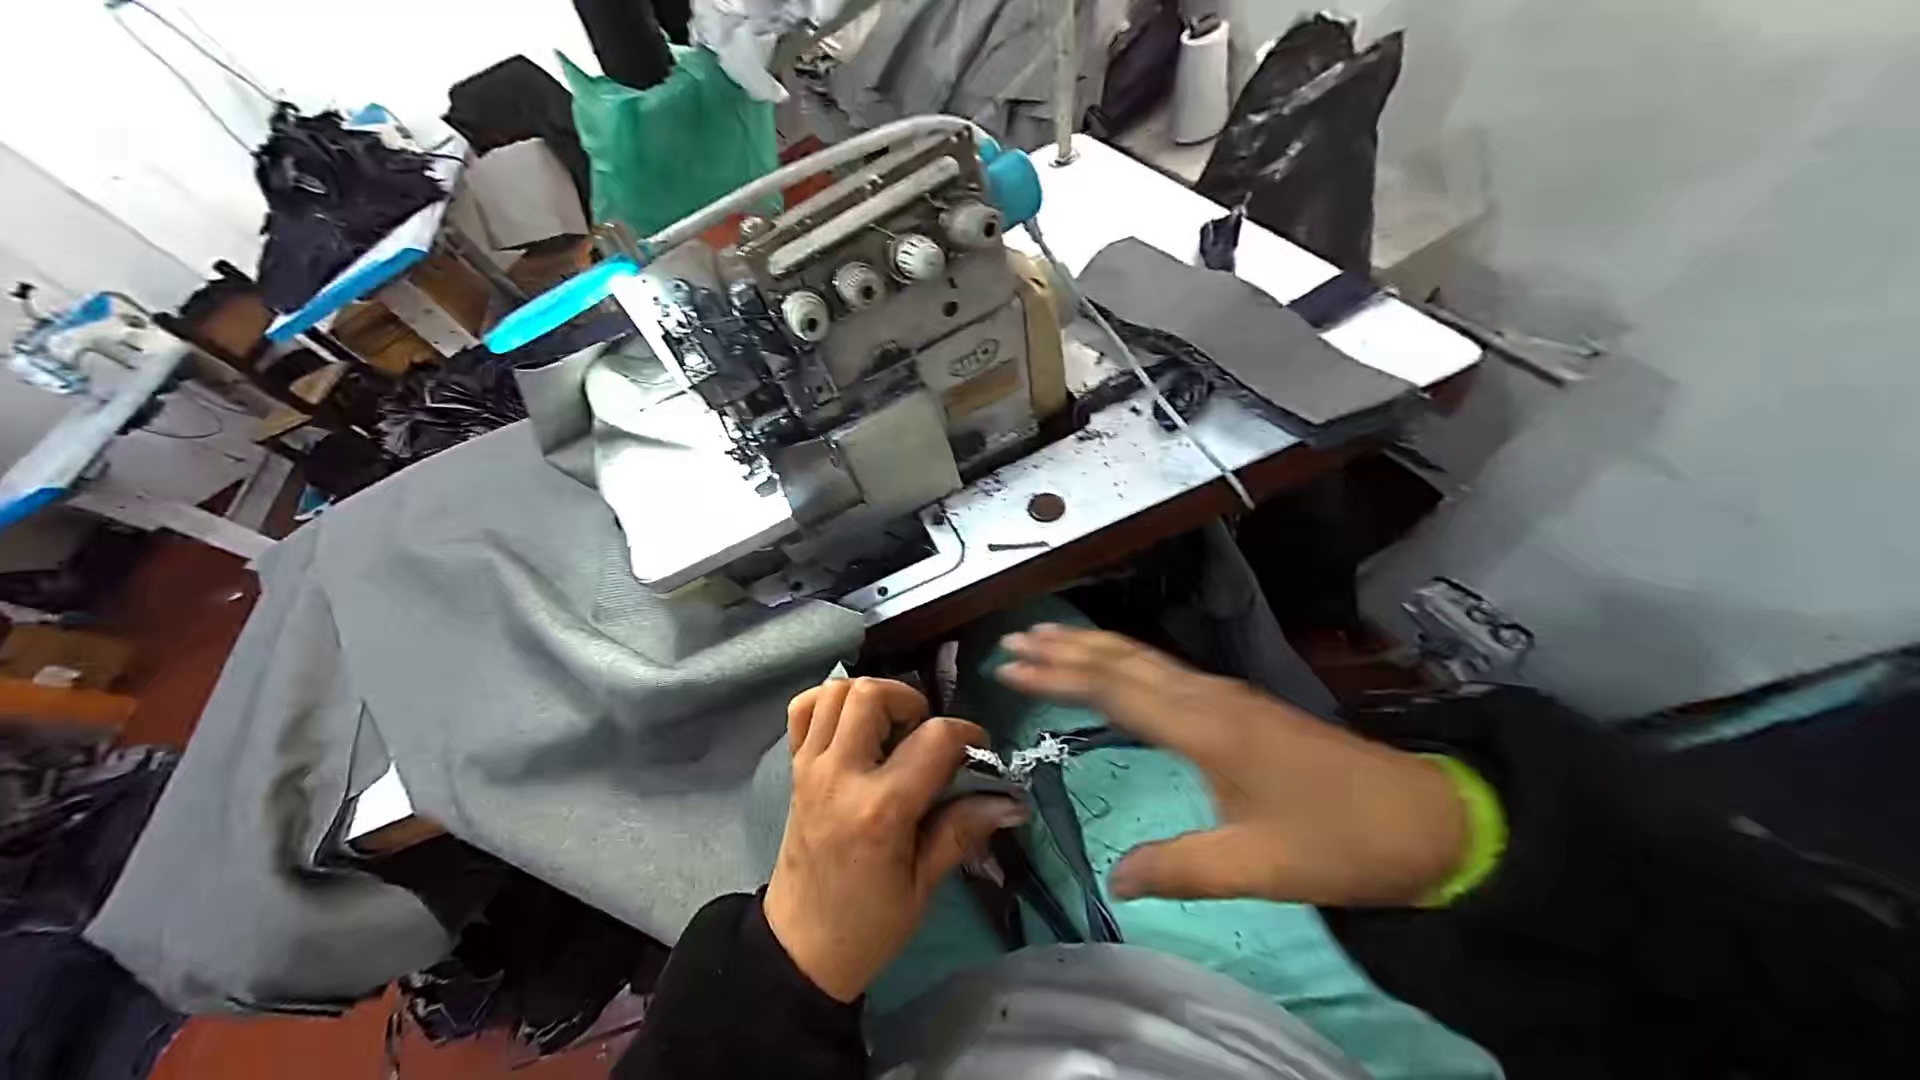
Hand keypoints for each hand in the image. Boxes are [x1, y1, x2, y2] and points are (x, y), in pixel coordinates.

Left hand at [764, 677, 1028, 1001]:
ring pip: (837, 692)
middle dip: (911, 700)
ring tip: (892, 726)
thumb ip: (964, 829)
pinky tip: (853, 723)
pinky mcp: (793, 768)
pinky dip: (830, 702)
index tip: (977, 749)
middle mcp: (841, 775)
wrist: (801, 948)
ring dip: (873, 696)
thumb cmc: (869, 924)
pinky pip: (803, 708)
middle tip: (925, 731)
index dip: (967, 734)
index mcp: (881, 809)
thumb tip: (1012, 801)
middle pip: (873, 695)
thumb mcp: (925, 884)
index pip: (934, 739)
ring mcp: (810, 767)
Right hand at [996, 624, 1466, 906]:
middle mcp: (1207, 697)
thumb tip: (1113, 879)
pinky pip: (1162, 669)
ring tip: (1049, 638)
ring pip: (1143, 657)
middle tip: (1016, 639)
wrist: (1425, 817)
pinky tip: (1112, 666)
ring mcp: (1223, 695)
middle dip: (1067, 647)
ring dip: (1093, 646)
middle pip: (1124, 659)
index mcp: (1203, 728)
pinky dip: (1123, 660)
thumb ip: (1178, 869)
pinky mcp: (1236, 704)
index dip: (1059, 675)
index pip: (1113, 688)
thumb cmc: (1337, 841)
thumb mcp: (1255, 867)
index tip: (1012, 666)